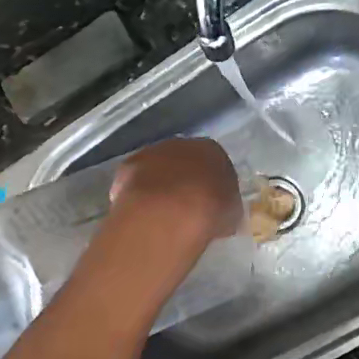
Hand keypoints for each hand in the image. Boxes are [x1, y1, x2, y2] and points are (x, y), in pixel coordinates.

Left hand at [108, 137, 241, 253]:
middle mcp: (182, 144)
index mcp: (212, 150)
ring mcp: (151, 152)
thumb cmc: (210, 210)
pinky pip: (136, 182)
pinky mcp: (127, 166)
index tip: (211, 203)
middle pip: (184, 163)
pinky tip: (143, 215)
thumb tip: (222, 215)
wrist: (170, 211)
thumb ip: (226, 207)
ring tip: (162, 215)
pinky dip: (139, 196)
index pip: (215, 164)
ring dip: (160, 187)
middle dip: (184, 182)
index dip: (212, 185)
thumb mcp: (231, 213)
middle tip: (186, 208)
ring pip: (158, 170)